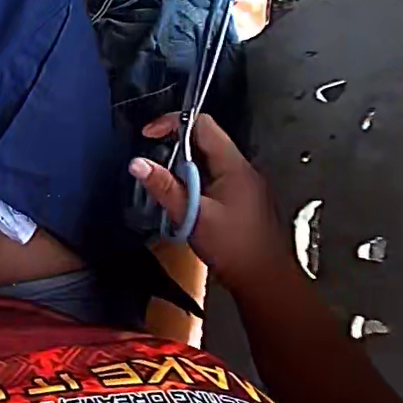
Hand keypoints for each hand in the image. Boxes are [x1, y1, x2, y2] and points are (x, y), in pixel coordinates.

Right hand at [128, 114, 292, 285]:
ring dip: (184, 169)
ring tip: (169, 190)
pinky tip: (187, 205)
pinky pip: (214, 178)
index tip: (150, 135)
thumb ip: (164, 187)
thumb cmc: (234, 249)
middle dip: (174, 150)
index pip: (202, 124)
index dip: (173, 123)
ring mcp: (244, 183)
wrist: (265, 280)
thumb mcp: (193, 216)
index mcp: (233, 165)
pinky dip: (196, 183)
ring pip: (207, 161)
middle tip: (155, 167)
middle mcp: (241, 168)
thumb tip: (138, 163)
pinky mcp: (242, 198)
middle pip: (203, 141)